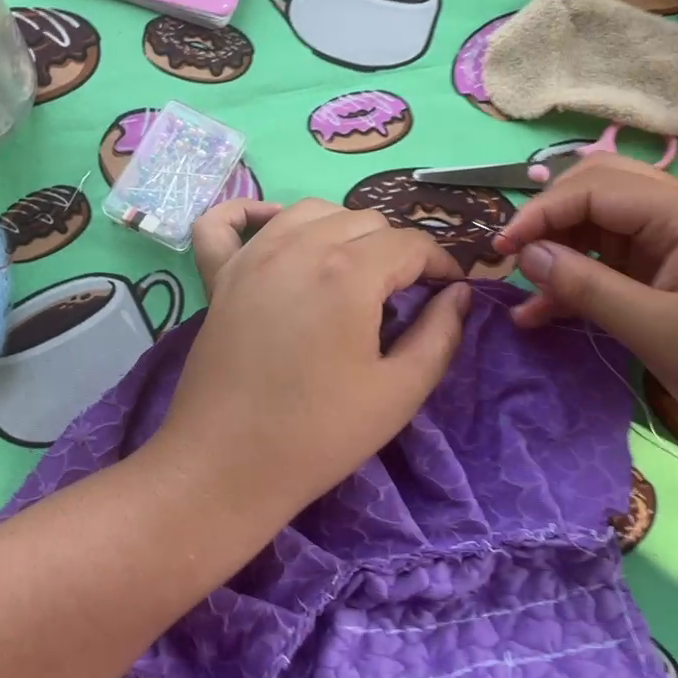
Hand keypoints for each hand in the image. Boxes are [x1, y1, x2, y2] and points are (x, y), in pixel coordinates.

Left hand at [161, 199, 472, 510]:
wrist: (227, 466)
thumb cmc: (320, 434)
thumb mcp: (399, 392)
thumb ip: (440, 334)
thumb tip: (458, 293)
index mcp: (349, 272)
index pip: (410, 243)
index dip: (441, 262)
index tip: (450, 290)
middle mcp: (299, 246)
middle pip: (365, 220)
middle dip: (396, 249)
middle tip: (404, 294)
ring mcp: (252, 257)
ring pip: (310, 210)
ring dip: (342, 228)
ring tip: (354, 269)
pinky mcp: (219, 276)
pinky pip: (224, 221)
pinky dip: (249, 213)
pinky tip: (273, 227)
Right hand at [492, 154, 677, 459]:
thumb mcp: (659, 332)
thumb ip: (588, 287)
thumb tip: (526, 254)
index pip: (596, 188)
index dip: (542, 212)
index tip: (500, 250)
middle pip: (599, 191)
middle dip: (550, 220)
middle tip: (512, 261)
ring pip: (603, 227)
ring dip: (562, 252)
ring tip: (525, 294)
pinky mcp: (676, 275)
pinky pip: (617, 264)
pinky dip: (583, 281)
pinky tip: (546, 313)